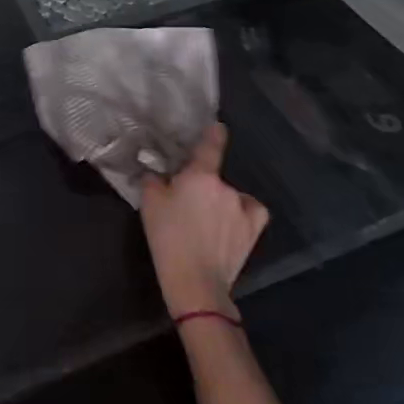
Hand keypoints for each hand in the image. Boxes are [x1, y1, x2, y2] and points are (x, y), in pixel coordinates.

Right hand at [140, 123, 268, 319]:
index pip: (210, 147)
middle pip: (212, 178)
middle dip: (201, 185)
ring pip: (229, 195)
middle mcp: (226, 187)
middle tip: (184, 203)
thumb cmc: (167, 236)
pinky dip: (240, 211)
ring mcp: (243, 208)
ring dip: (219, 200)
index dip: (214, 134)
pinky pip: (248, 210)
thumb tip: (157, 171)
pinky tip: (230, 222)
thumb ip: (152, 180)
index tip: (218, 125)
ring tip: (205, 219)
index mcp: (200, 176)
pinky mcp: (254, 229)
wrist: (195, 278)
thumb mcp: (149, 203)